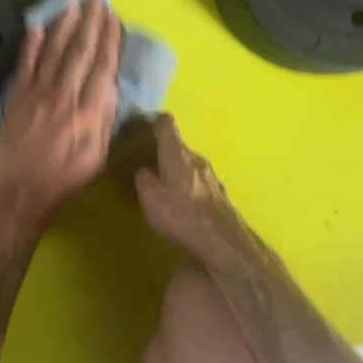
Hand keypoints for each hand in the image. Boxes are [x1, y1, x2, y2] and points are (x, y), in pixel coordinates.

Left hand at [0, 0, 121, 227]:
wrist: (23, 190)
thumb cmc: (66, 178)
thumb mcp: (98, 154)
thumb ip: (105, 119)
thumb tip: (110, 87)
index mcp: (90, 112)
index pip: (103, 67)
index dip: (109, 40)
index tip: (113, 18)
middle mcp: (65, 97)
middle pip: (80, 52)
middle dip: (90, 23)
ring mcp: (38, 95)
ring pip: (54, 53)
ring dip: (64, 26)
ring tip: (73, 3)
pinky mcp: (18, 98)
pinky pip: (26, 65)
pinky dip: (32, 45)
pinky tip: (38, 26)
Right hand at [132, 114, 257, 267]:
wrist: (223, 242)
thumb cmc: (181, 215)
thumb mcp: (150, 197)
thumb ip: (143, 179)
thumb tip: (143, 170)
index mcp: (178, 154)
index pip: (165, 124)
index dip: (151, 120)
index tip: (139, 125)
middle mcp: (197, 159)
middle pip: (177, 146)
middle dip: (160, 150)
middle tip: (143, 160)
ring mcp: (211, 176)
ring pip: (188, 164)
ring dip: (174, 169)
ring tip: (160, 182)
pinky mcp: (219, 194)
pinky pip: (197, 181)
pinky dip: (185, 184)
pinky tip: (179, 200)